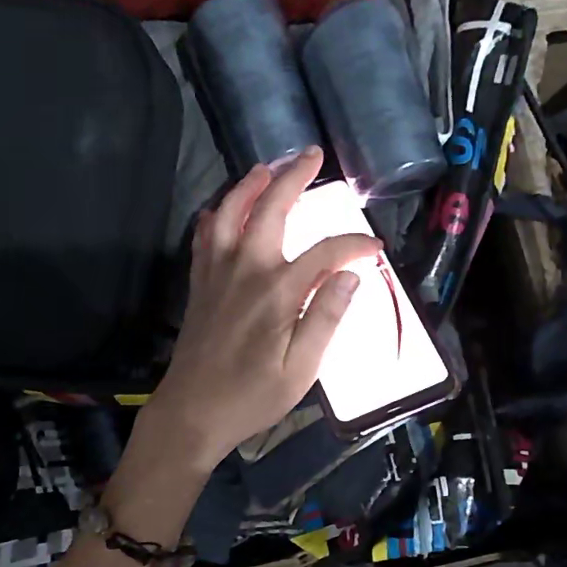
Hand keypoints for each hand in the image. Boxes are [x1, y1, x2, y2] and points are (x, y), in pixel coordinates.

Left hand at [138, 147, 379, 469]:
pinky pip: (205, 236)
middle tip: (313, 155)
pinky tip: (222, 209)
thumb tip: (349, 276)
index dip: (355, 245)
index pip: (325, 252)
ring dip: (250, 184)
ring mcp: (218, 273)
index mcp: (278, 292)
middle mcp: (246, 270)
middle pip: (270, 209)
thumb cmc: (252, 397)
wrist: (192, 412)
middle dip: (294, 177)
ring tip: (267, 167)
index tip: (375, 250)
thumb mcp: (302, 370)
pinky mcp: (200, 284)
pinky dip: (216, 215)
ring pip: (230, 212)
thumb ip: (326, 319)